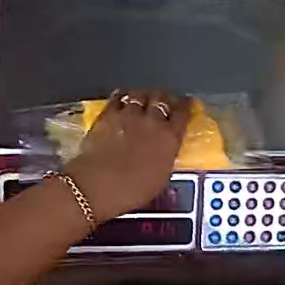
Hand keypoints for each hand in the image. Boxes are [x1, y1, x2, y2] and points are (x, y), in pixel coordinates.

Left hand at [65, 90, 190, 219]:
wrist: (98, 186)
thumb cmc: (132, 190)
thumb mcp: (161, 178)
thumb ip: (166, 157)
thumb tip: (166, 150)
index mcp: (169, 138)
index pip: (183, 113)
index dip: (186, 105)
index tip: (187, 103)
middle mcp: (152, 121)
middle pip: (162, 98)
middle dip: (166, 97)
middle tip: (166, 98)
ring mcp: (128, 115)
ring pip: (141, 94)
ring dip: (145, 94)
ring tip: (146, 96)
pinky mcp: (107, 115)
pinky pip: (118, 98)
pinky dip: (123, 96)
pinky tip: (123, 98)